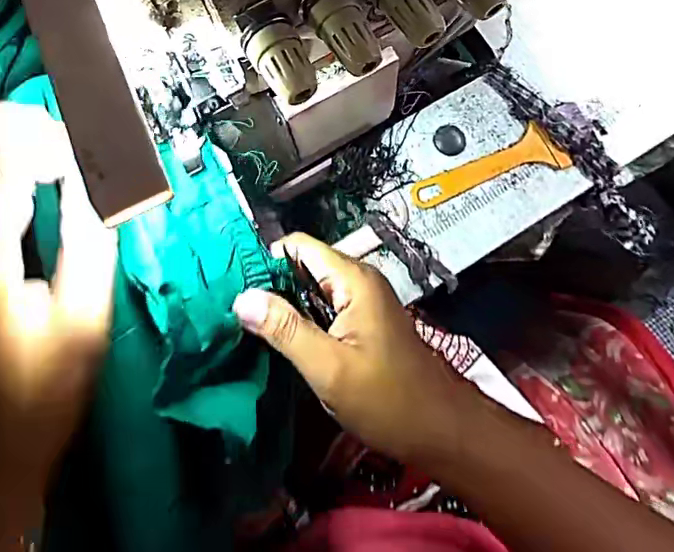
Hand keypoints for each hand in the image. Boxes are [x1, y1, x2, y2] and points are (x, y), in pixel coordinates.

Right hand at [233, 233, 487, 468]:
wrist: (439, 428)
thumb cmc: (387, 399)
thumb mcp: (329, 368)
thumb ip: (286, 330)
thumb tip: (242, 298)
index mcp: (354, 279)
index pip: (300, 246)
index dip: (266, 260)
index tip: (235, 286)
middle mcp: (360, 279)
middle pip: (305, 263)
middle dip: (272, 283)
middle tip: (237, 311)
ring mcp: (364, 299)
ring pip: (313, 286)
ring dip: (285, 302)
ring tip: (250, 325)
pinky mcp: (364, 319)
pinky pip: (326, 305)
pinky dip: (303, 317)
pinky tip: (282, 339)